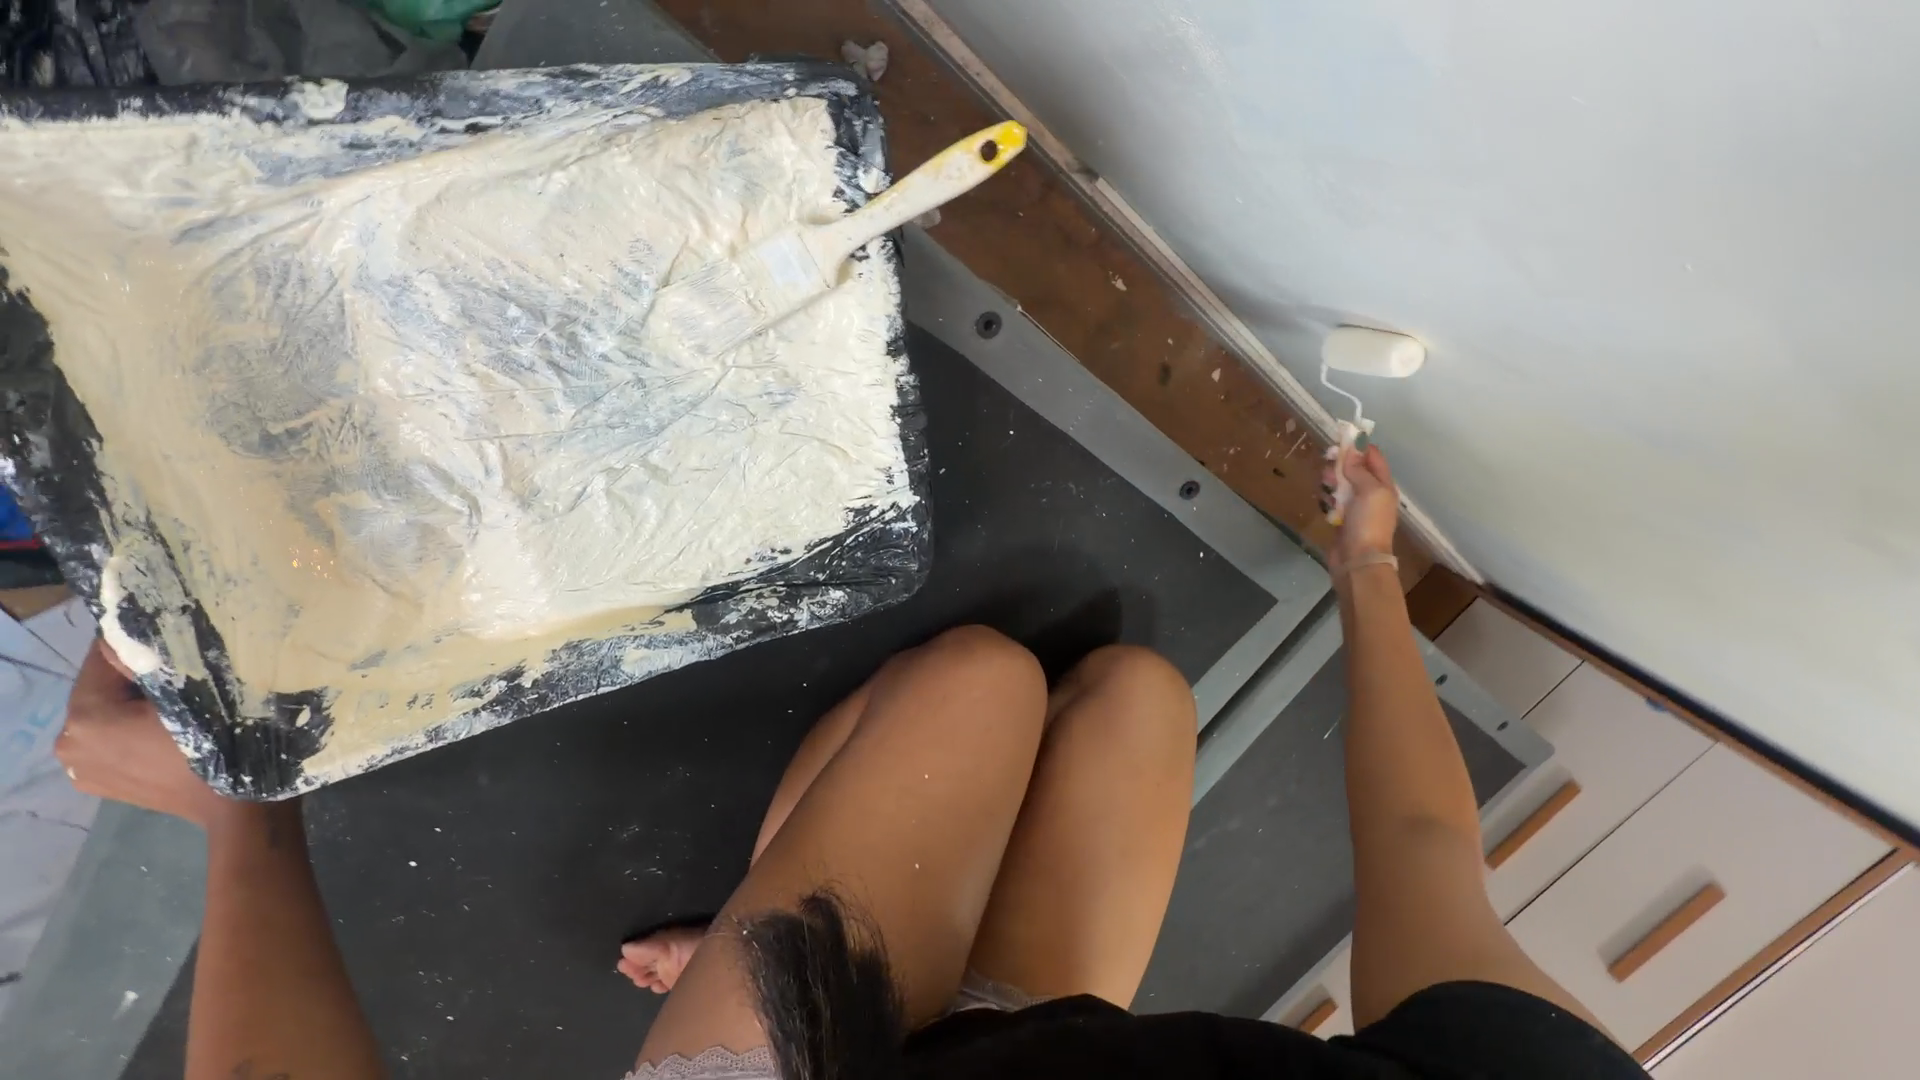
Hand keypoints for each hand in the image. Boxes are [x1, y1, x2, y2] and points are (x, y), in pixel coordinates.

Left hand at [57, 639, 232, 825]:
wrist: (238, 807)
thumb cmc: (224, 744)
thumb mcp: (198, 695)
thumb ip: (154, 666)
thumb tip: (129, 637)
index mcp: (87, 717)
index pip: (100, 660)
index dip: (135, 643)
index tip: (170, 636)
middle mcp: (69, 742)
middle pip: (101, 691)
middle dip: (136, 679)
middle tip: (183, 671)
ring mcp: (80, 768)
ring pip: (107, 718)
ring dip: (135, 707)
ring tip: (180, 704)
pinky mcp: (100, 784)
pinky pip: (112, 742)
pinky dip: (135, 732)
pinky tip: (168, 735)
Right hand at [1320, 442, 1399, 572]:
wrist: (1359, 559)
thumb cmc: (1368, 522)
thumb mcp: (1369, 491)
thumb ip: (1359, 469)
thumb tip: (1352, 448)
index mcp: (1383, 486)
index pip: (1373, 458)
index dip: (1359, 446)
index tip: (1341, 438)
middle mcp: (1371, 494)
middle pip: (1355, 470)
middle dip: (1341, 463)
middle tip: (1327, 458)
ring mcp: (1356, 508)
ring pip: (1342, 485)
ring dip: (1332, 479)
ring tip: (1323, 481)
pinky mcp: (1342, 520)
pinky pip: (1333, 502)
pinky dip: (1327, 498)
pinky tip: (1322, 499)